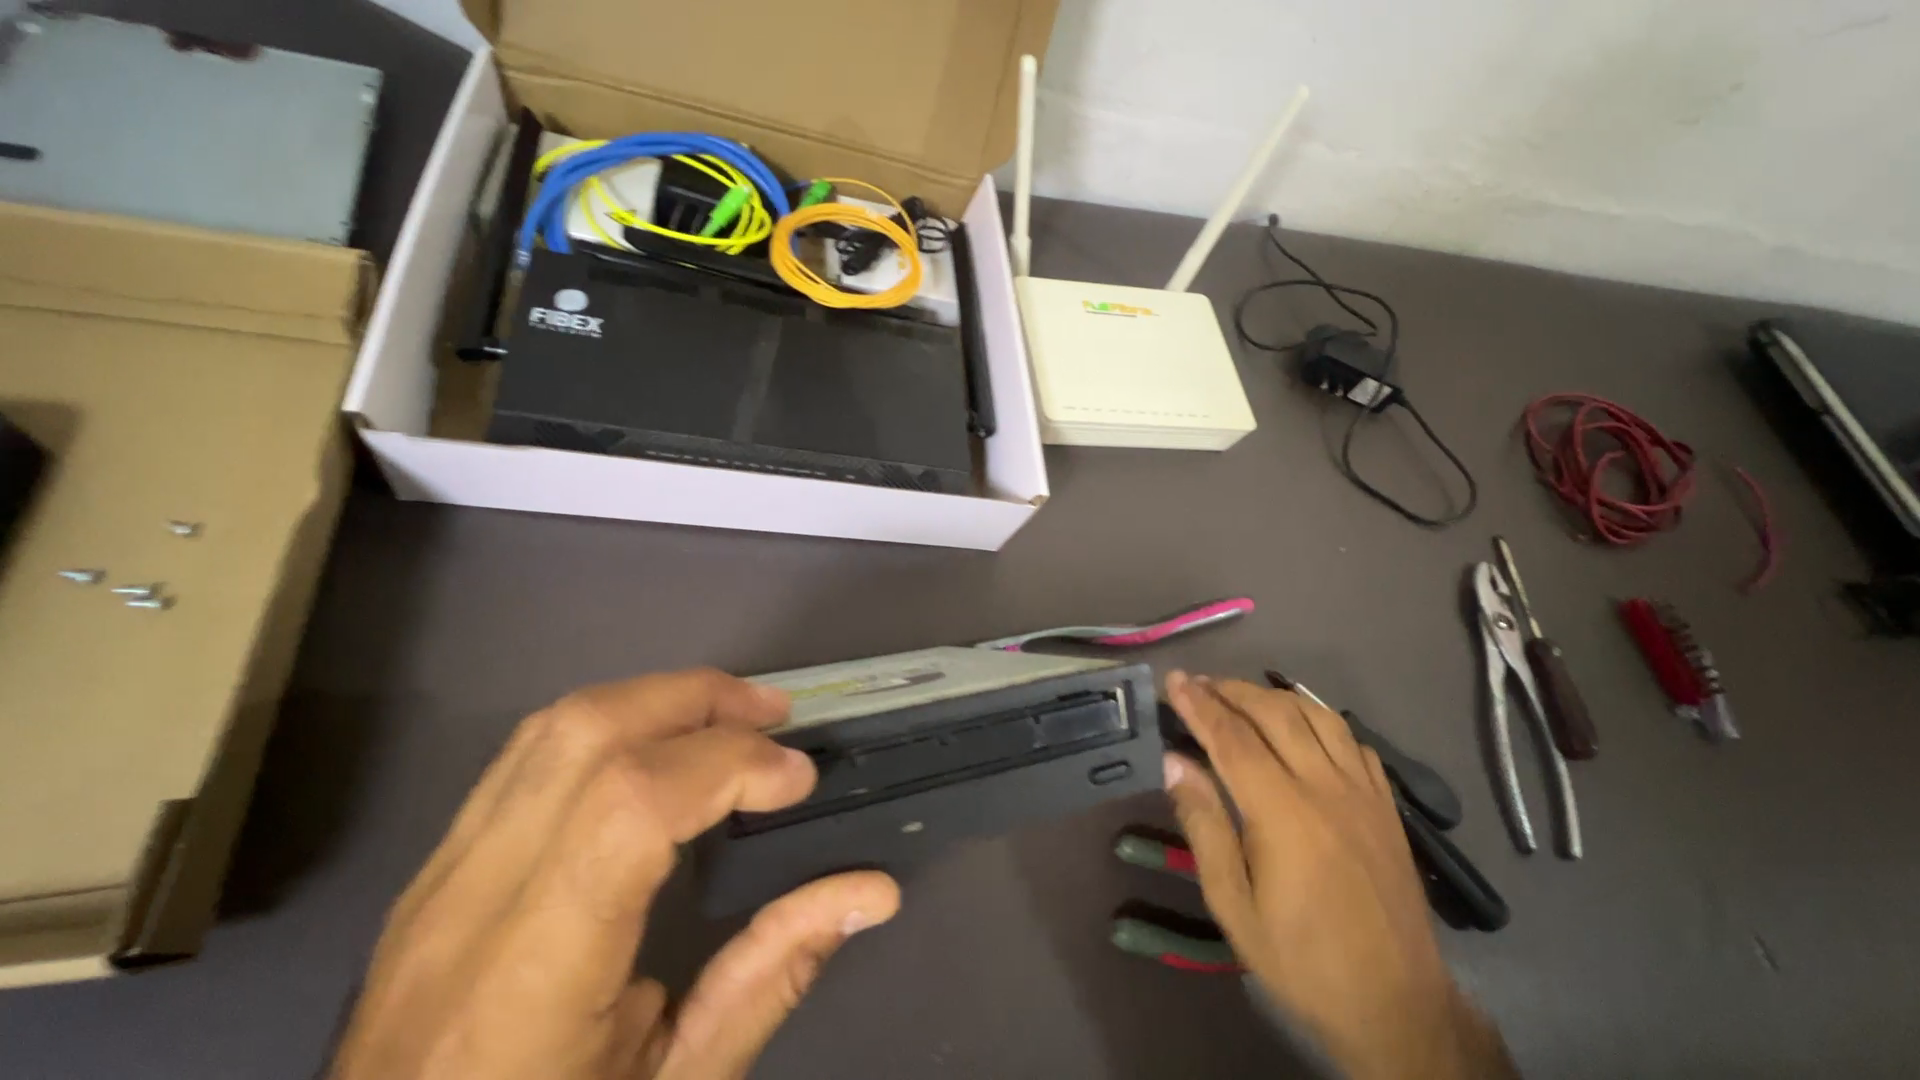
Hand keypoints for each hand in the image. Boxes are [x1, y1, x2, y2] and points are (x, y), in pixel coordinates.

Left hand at [328, 669, 900, 1079]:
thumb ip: (770, 976)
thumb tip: (870, 891)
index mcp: (530, 980)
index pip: (627, 806)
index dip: (726, 765)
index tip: (795, 781)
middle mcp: (468, 903)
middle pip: (584, 734)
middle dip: (697, 701)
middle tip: (776, 718)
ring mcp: (438, 876)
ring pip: (548, 729)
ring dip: (654, 700)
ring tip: (730, 718)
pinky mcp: (436, 869)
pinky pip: (526, 757)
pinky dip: (610, 726)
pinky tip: (658, 751)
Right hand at [1161, 672, 1514, 1079]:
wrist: (1395, 1001)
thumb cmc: (1300, 958)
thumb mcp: (1233, 904)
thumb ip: (1204, 825)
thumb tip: (1175, 763)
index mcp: (1283, 811)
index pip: (1232, 739)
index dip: (1199, 705)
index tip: (1174, 680)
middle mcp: (1326, 787)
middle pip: (1276, 714)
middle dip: (1232, 691)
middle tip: (1198, 683)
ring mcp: (1364, 793)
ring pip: (1319, 716)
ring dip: (1275, 696)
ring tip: (1242, 695)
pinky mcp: (1386, 806)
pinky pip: (1353, 741)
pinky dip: (1320, 719)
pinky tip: (1303, 726)